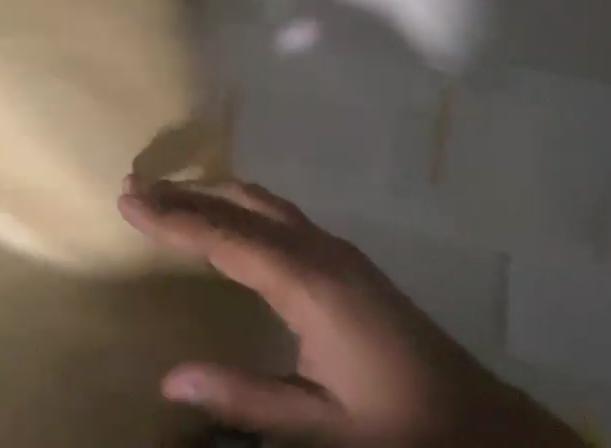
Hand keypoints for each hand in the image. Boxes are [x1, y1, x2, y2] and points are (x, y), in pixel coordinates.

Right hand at [120, 180, 581, 447]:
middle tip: (136, 186)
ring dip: (214, 194)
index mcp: (308, 284)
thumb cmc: (400, 425)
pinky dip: (241, 206)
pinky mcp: (348, 262)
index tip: (127, 198)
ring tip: (170, 195)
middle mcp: (321, 252)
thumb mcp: (321, 426)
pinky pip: (281, 215)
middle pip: (242, 205)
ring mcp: (339, 252)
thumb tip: (169, 381)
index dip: (173, 217)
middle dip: (187, 193)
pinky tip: (230, 219)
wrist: (484, 424)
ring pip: (264, 204)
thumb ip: (245, 398)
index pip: (225, 237)